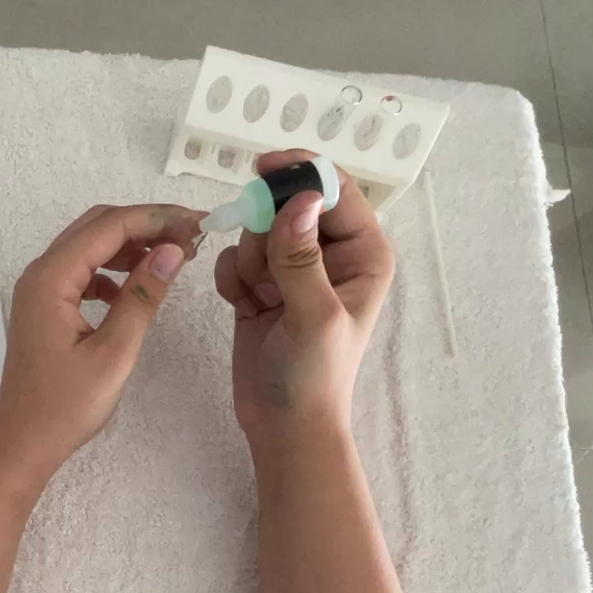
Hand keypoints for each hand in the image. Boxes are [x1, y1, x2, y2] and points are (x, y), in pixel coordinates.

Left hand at [0, 204, 202, 484]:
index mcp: (50, 280)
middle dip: (145, 225)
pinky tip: (132, 291)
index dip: (157, 218)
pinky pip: (80, 274)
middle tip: (191, 235)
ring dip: (129, 247)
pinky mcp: (44, 311)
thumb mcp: (113, 352)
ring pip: (89, 249)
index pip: (109, 227)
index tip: (198, 222)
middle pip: (96, 228)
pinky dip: (111, 272)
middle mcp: (39, 276)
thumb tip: (173, 250)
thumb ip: (142, 297)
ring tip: (172, 258)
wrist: (23, 444)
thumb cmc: (65, 408)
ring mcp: (38, 293)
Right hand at [213, 151, 395, 447]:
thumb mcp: (315, 315)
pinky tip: (241, 304)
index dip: (301, 174)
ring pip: (257, 233)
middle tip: (264, 273)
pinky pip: (235, 260)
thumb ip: (302, 258)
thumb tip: (297, 200)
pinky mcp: (258, 290)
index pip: (334, 192)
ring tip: (257, 298)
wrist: (283, 424)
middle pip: (287, 207)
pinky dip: (230, 278)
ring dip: (248, 260)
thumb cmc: (314, 375)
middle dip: (266, 233)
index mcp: (361, 254)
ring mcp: (291, 272)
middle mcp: (329, 256)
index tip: (263, 168)